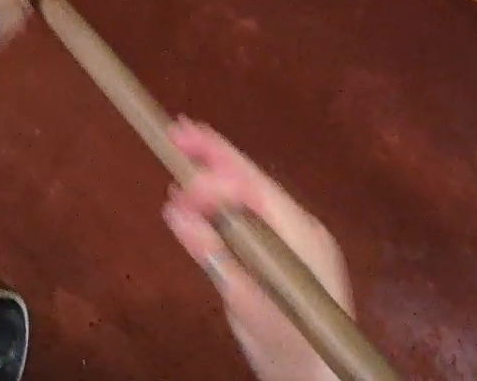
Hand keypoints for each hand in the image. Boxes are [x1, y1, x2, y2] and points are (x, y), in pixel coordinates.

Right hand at [163, 119, 352, 380]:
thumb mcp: (246, 304)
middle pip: (252, 178)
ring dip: (216, 171)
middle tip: (175, 129)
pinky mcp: (289, 251)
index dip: (214, 172)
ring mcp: (298, 237)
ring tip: (183, 150)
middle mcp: (301, 224)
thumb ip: (213, 254)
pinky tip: (204, 195)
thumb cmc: (290, 348)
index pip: (252, 185)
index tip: (178, 173)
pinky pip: (253, 211)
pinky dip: (225, 197)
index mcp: (300, 232)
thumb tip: (174, 209)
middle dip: (214, 153)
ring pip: (252, 191)